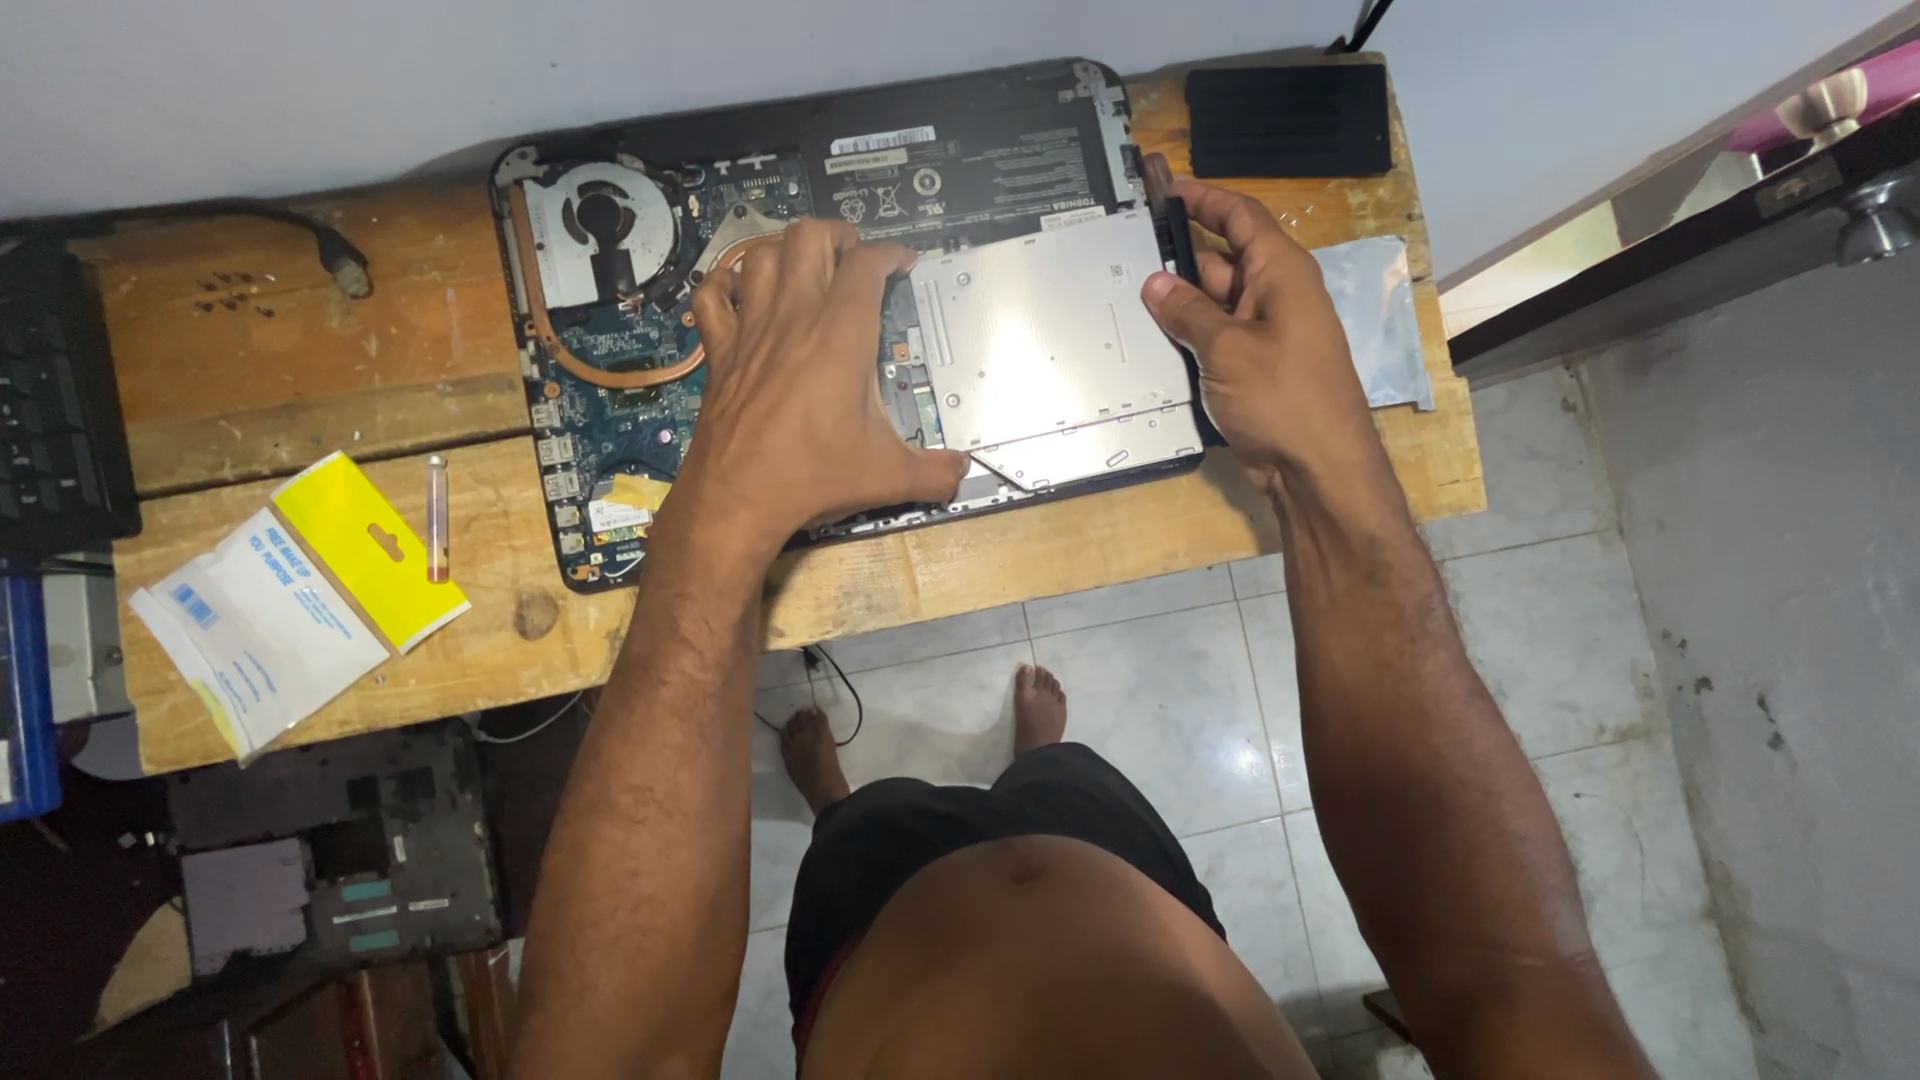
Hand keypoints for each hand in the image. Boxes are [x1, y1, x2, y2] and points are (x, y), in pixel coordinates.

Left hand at [672, 219, 968, 554]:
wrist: (738, 500)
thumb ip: (936, 472)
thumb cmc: (812, 479)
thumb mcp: (889, 476)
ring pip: (761, 255)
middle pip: (809, 237)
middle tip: (855, 255)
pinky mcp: (720, 353)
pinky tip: (740, 289)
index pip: (867, 265)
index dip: (890, 253)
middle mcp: (794, 320)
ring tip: (806, 263)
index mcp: (841, 338)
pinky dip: (725, 282)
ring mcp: (751, 332)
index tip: (904, 261)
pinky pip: (712, 296)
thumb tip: (963, 472)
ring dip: (786, 248)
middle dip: (838, 234)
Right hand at [1140, 180, 1384, 485]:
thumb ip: (1187, 312)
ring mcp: (1263, 335)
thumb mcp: (1227, 349)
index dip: (1204, 198)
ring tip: (1124, 298)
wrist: (1316, 467)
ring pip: (1212, 305)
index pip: (1241, 217)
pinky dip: (1186, 338)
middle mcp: (1274, 297)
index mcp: (1281, 273)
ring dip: (1177, 305)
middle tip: (1125, 253)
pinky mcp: (1251, 370)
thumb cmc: (1281, 397)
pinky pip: (1214, 341)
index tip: (1165, 188)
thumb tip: (1155, 283)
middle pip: (1221, 261)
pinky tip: (1149, 343)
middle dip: (1178, 257)